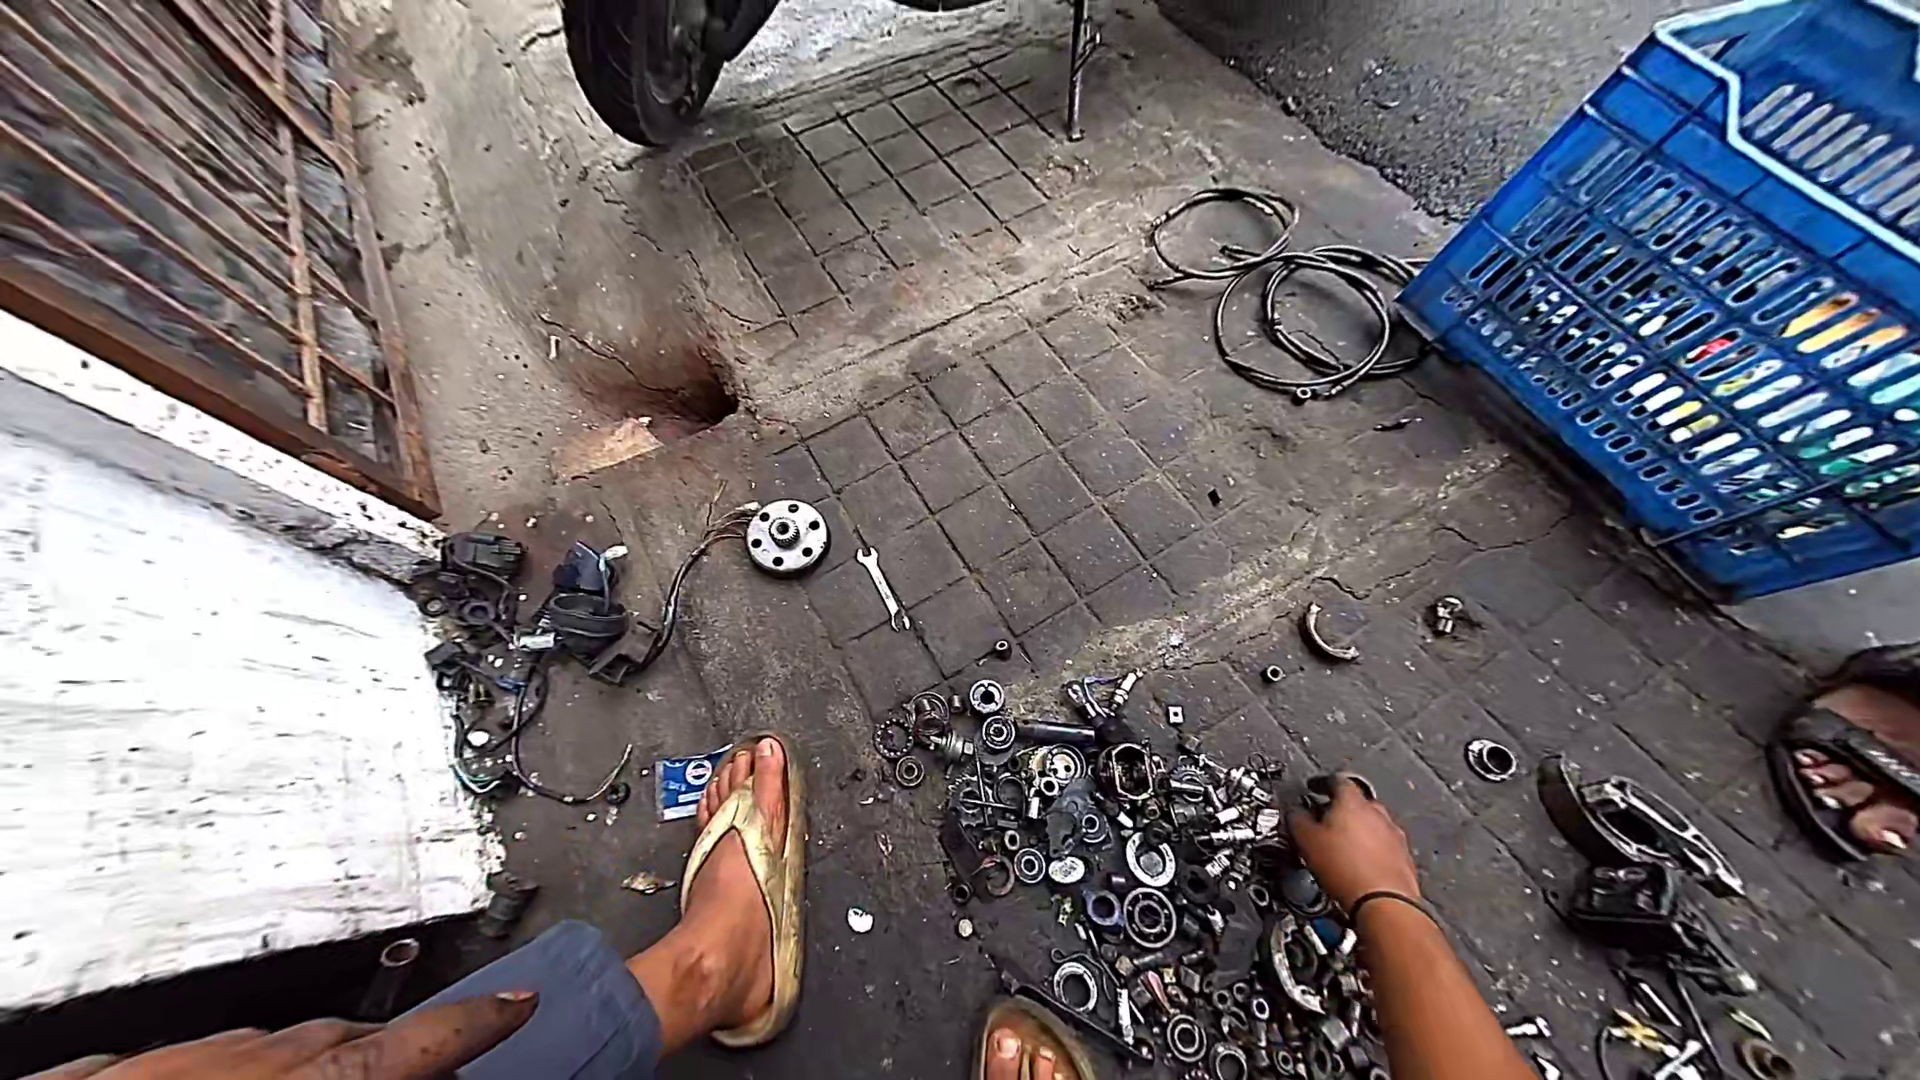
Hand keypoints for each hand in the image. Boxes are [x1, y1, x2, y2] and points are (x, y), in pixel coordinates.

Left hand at [28, 992, 537, 1079]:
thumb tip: (417, 1073)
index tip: (520, 1005)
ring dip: (285, 1066)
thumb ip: (357, 1078)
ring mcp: (147, 1073)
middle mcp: (226, 1071)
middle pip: (335, 1040)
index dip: (474, 1024)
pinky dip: (189, 1078)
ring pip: (253, 1047)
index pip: (404, 1052)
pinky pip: (157, 1066)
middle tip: (406, 1066)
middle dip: (374, 1052)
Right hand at [1289, 774, 1420, 910]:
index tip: (1314, 789)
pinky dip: (1370, 851)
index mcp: (1352, 802)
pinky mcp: (1405, 861)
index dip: (1322, 783)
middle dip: (1340, 809)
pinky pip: (1384, 847)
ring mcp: (1394, 837)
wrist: (1386, 905)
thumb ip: (1296, 818)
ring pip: (1372, 825)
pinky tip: (1357, 865)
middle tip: (1324, 820)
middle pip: (1356, 802)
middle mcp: (1377, 814)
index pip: (1337, 781)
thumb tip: (1294, 813)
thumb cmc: (1347, 870)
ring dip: (1357, 830)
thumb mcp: (1305, 838)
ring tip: (1340, 847)